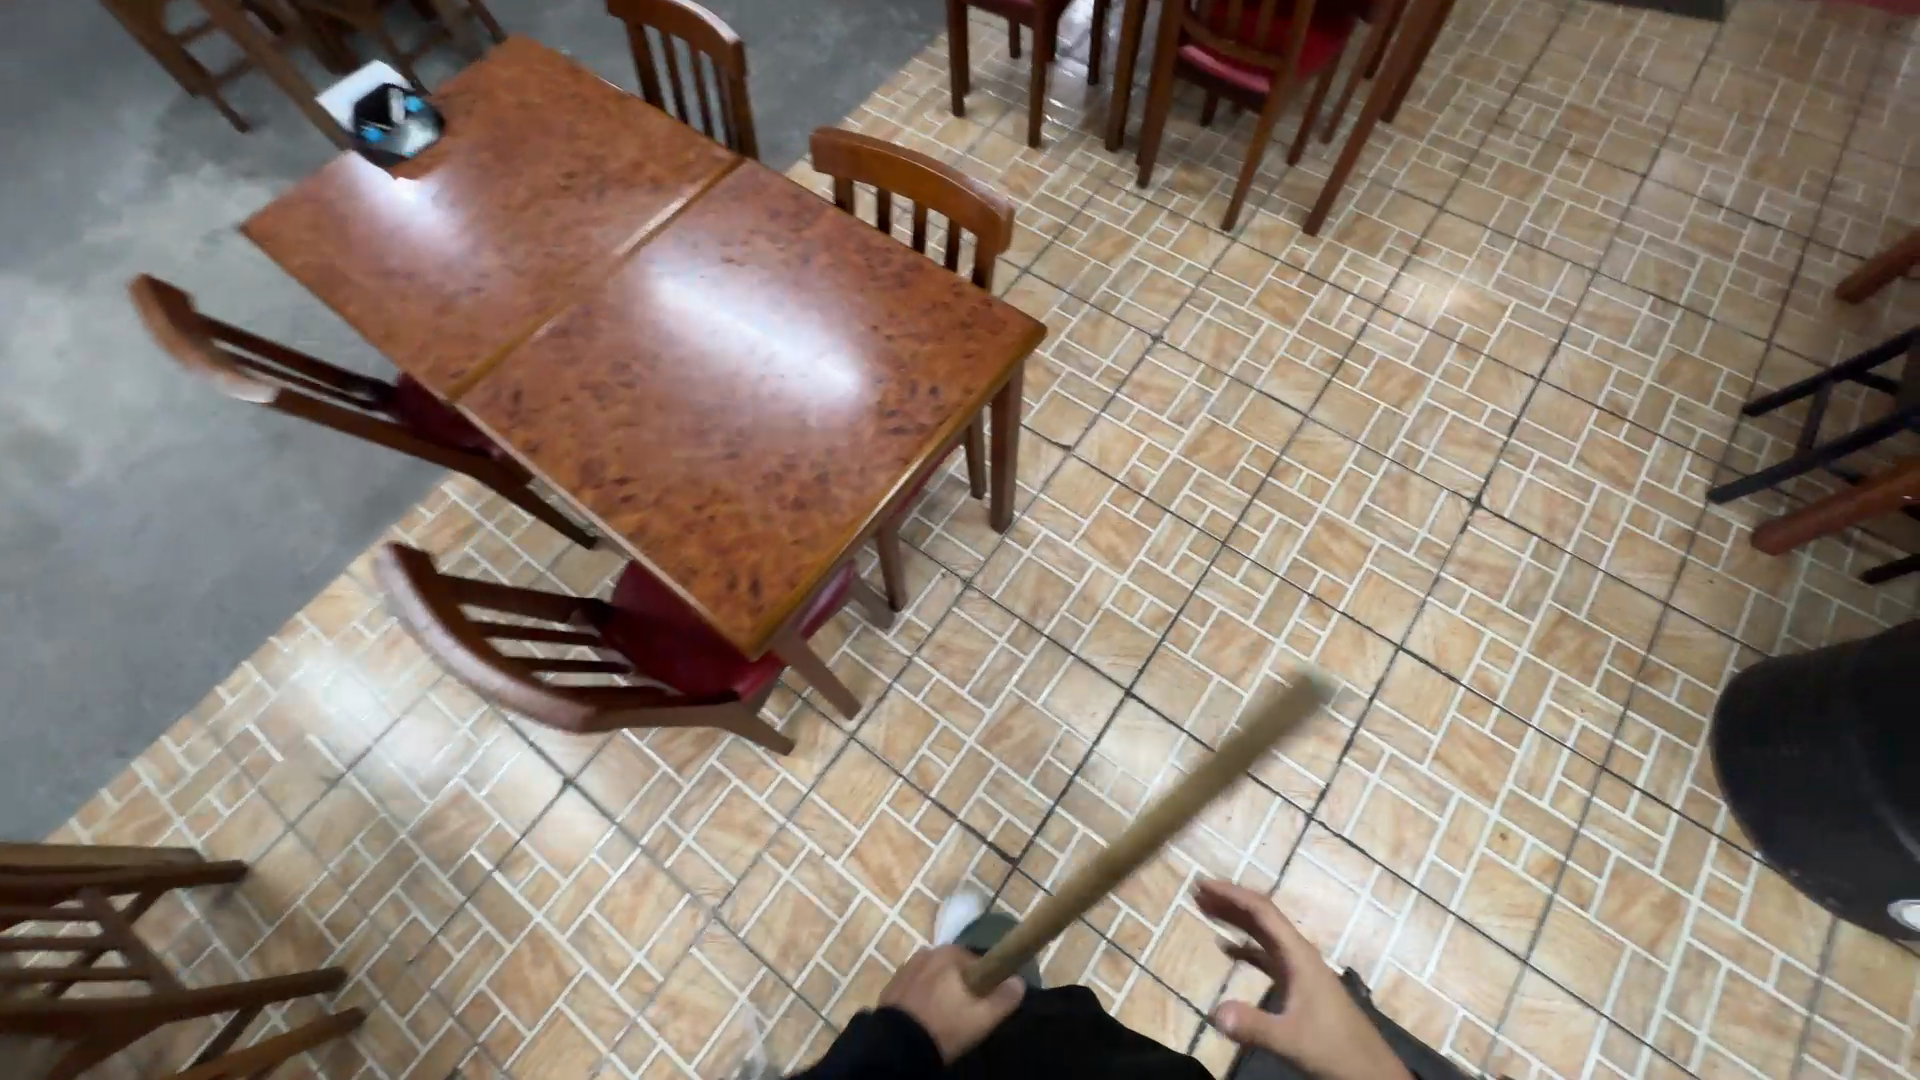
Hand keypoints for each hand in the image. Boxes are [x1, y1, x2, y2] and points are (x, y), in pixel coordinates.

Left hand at [879, 945, 1023, 1061]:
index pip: (976, 962)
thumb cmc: (944, 1027)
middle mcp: (928, 951)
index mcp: (950, 953)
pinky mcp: (892, 983)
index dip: (982, 982)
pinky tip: (923, 1016)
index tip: (981, 1004)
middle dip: (959, 986)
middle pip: (953, 968)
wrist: (897, 1046)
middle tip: (963, 1014)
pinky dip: (921, 996)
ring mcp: (907, 966)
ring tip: (942, 1017)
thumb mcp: (982, 1019)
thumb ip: (1004, 998)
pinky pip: (915, 985)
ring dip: (939, 990)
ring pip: (933, 976)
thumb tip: (1020, 980)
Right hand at [1194, 879, 1411, 1079]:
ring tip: (1205, 910)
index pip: (1262, 911)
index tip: (1203, 885)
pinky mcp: (1299, 987)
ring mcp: (1299, 970)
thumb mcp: (1293, 1040)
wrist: (1374, 1075)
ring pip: (1263, 934)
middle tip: (1197, 891)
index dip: (1232, 894)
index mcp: (1298, 955)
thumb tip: (1214, 1013)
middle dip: (1229, 901)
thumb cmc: (1337, 1051)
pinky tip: (1226, 950)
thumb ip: (1254, 1026)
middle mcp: (1298, 954)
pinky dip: (1244, 948)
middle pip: (1260, 916)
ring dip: (1235, 920)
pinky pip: (1266, 956)